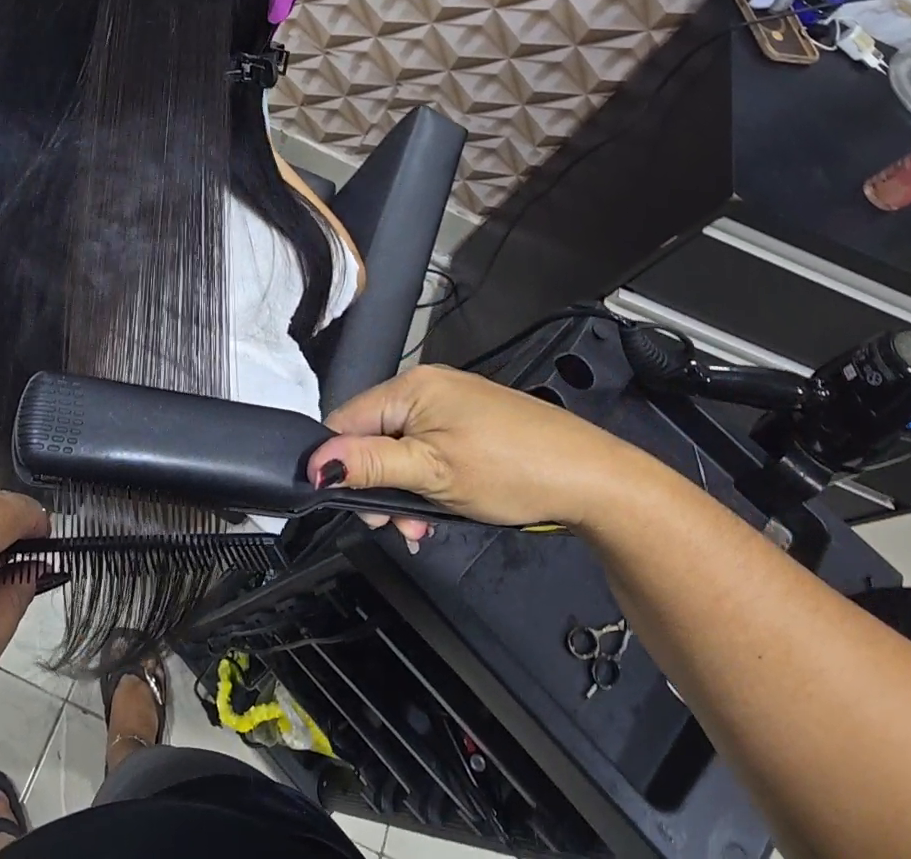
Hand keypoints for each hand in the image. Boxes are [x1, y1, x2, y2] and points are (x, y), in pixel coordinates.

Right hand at [307, 365, 681, 533]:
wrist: (593, 480)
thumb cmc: (516, 470)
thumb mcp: (430, 472)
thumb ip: (368, 465)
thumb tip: (317, 464)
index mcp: (411, 387)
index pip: (343, 422)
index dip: (340, 465)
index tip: (358, 505)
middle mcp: (427, 387)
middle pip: (370, 437)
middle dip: (376, 486)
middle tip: (396, 524)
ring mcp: (451, 405)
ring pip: (398, 450)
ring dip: (401, 492)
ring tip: (422, 524)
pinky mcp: (469, 424)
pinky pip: (426, 451)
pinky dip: (425, 482)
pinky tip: (439, 509)